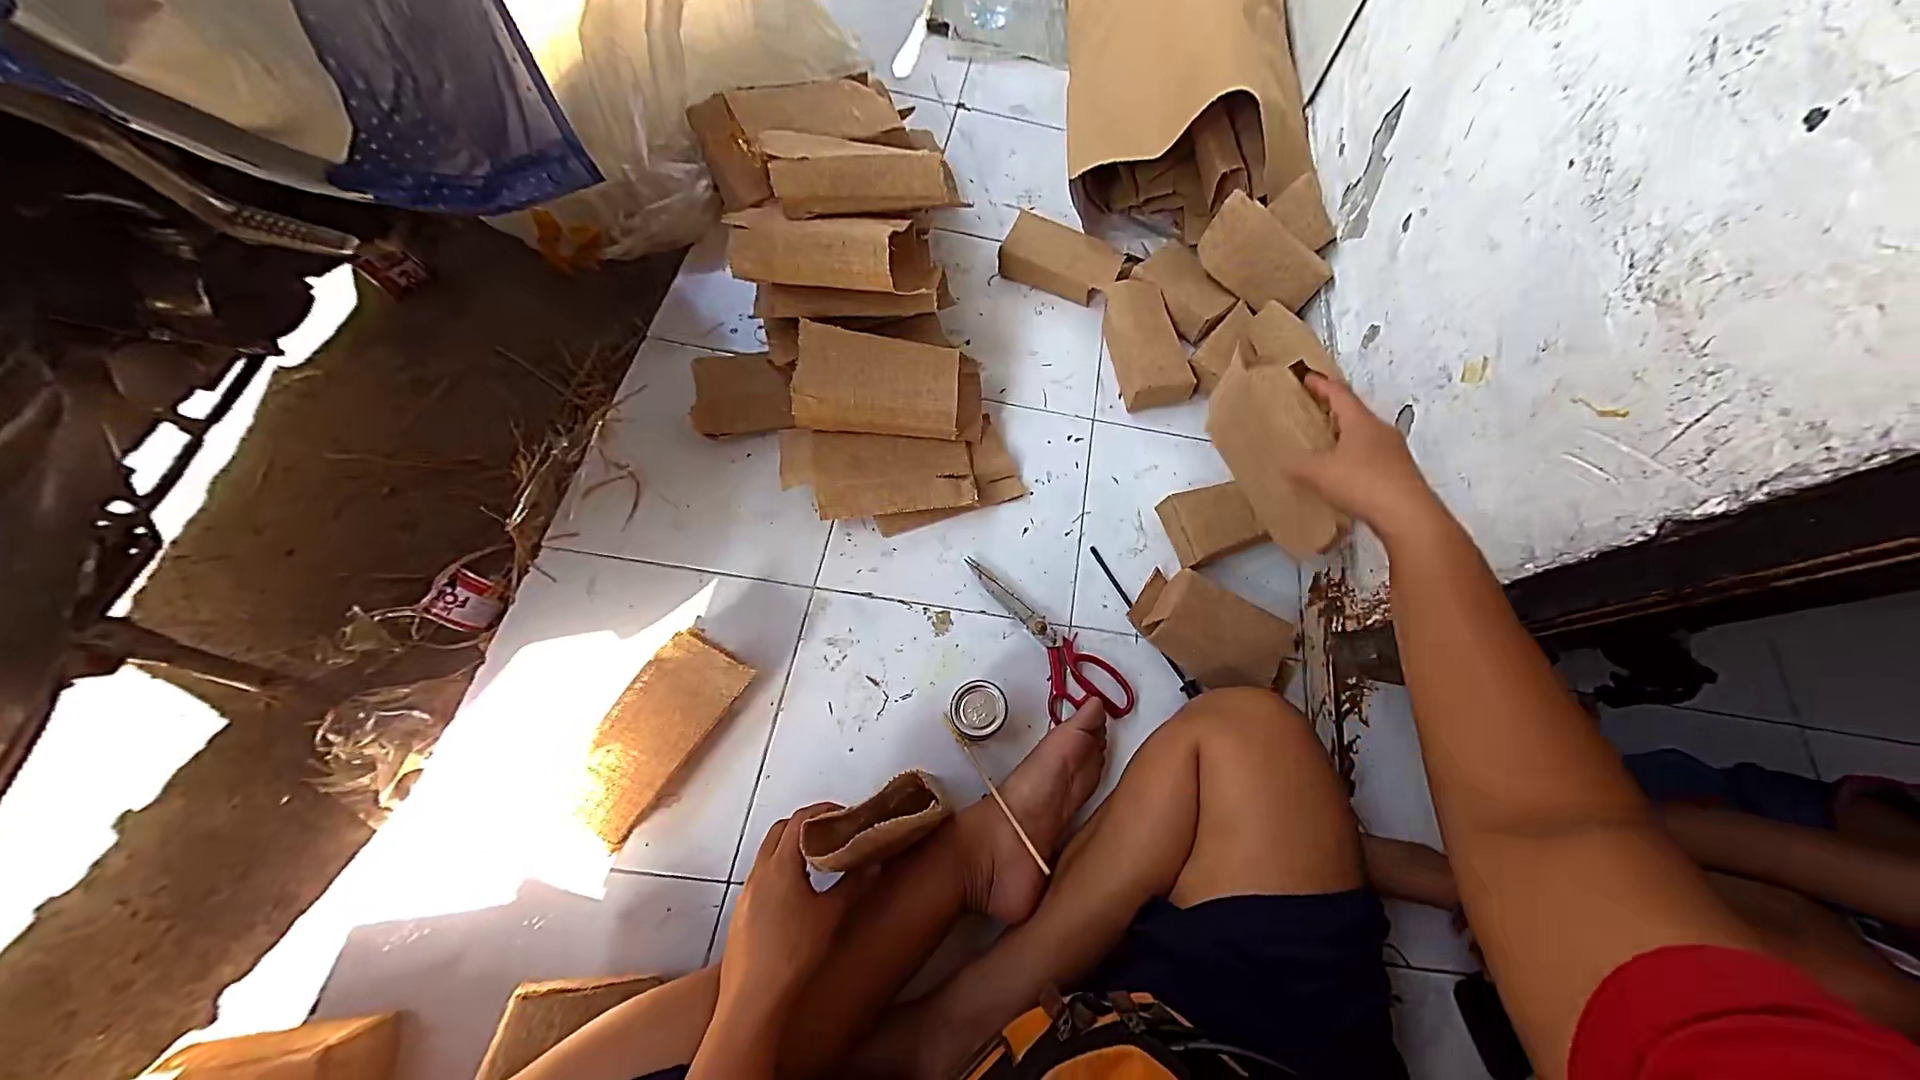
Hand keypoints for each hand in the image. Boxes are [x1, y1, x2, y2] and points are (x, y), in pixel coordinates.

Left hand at [716, 804, 870, 1019]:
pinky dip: (780, 867)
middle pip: (780, 829)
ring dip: (791, 845)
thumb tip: (873, 862)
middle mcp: (758, 872)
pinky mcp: (741, 912)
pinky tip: (798, 890)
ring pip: (768, 852)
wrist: (751, 1003)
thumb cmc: (792, 956)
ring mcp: (746, 893)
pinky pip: (761, 875)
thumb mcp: (830, 916)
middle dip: (806, 823)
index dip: (823, 811)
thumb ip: (853, 883)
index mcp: (780, 865)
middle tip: (833, 831)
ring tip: (819, 857)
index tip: (844, 815)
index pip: (799, 820)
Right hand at [1285, 373, 1448, 544]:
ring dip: (1344, 436)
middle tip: (1313, 411)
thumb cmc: (1362, 483)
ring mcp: (1393, 452)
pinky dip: (1353, 458)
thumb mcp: (1318, 472)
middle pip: (1355, 413)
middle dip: (1333, 410)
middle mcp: (1380, 431)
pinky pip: (1370, 457)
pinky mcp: (1398, 473)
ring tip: (1323, 445)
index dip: (1321, 385)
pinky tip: (1341, 474)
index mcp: (1361, 422)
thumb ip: (1297, 464)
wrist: (1407, 515)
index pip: (1340, 394)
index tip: (1308, 378)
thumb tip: (1285, 461)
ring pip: (1364, 436)